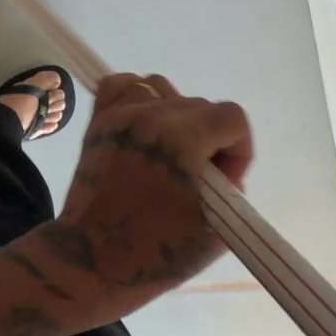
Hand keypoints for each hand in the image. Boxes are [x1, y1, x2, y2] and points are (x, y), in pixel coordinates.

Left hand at [34, 73, 253, 308]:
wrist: (96, 252)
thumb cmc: (160, 249)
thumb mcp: (217, 227)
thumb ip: (229, 189)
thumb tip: (221, 171)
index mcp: (181, 138)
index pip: (231, 116)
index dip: (238, 149)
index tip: (224, 181)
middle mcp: (148, 114)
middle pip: (198, 104)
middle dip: (210, 138)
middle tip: (198, 176)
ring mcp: (118, 113)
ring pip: (160, 88)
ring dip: (175, 114)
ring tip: (172, 150)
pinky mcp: (97, 119)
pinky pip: (120, 84)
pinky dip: (137, 96)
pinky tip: (144, 125)